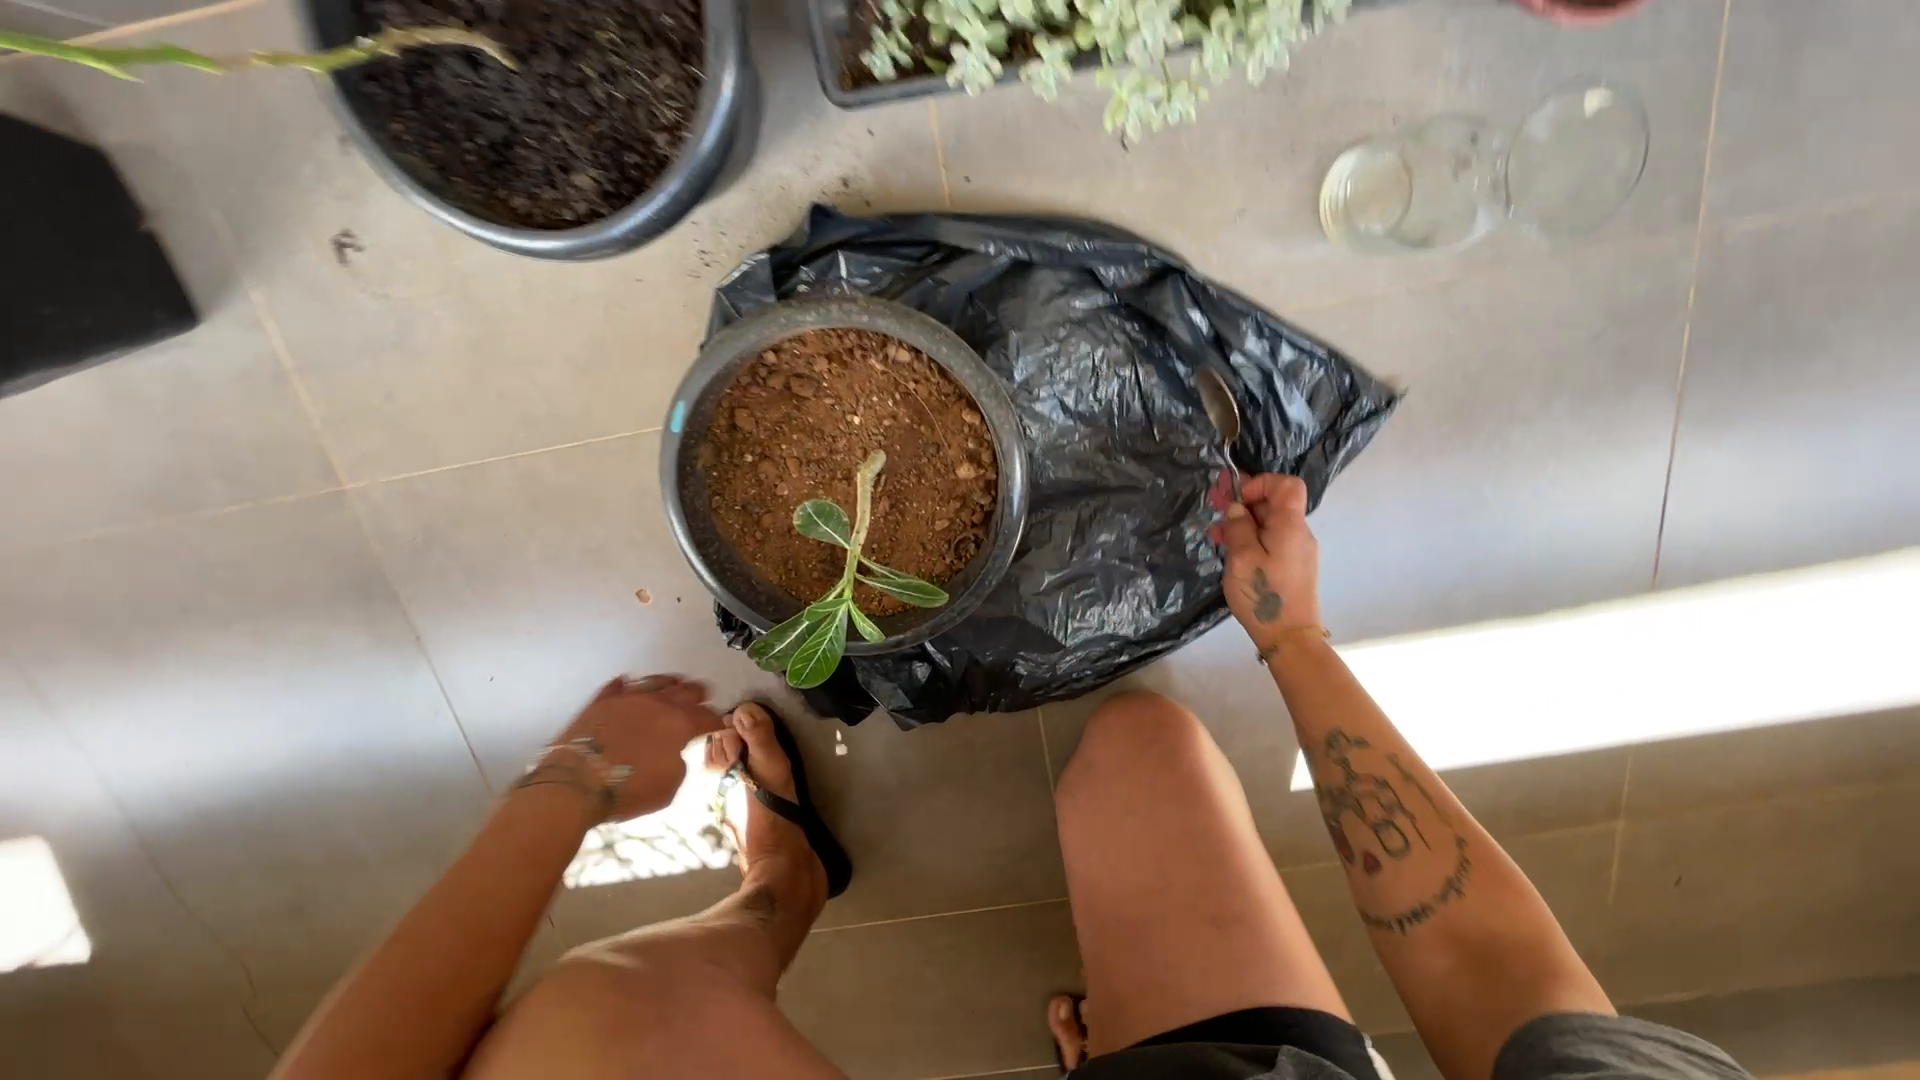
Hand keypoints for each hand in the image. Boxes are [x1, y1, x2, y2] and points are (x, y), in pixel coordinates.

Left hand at [534, 675, 725, 821]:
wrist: (575, 784)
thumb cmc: (628, 789)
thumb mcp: (669, 786)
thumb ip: (679, 762)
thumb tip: (673, 752)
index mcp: (680, 723)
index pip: (708, 716)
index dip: (717, 721)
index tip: (719, 726)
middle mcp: (658, 703)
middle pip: (687, 690)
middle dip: (699, 696)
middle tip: (702, 701)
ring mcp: (628, 699)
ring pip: (656, 681)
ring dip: (668, 685)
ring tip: (672, 687)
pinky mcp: (600, 703)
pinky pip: (618, 687)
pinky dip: (628, 686)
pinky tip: (630, 687)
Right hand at [1218, 474, 1323, 651]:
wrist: (1289, 637)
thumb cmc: (1264, 595)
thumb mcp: (1242, 559)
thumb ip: (1238, 527)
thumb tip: (1238, 507)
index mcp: (1290, 526)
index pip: (1286, 485)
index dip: (1261, 483)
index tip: (1236, 499)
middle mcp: (1298, 534)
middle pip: (1275, 503)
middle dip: (1244, 502)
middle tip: (1215, 508)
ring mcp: (1297, 551)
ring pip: (1270, 524)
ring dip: (1243, 522)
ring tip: (1216, 534)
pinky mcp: (1292, 566)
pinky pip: (1271, 541)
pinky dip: (1251, 538)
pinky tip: (1230, 550)